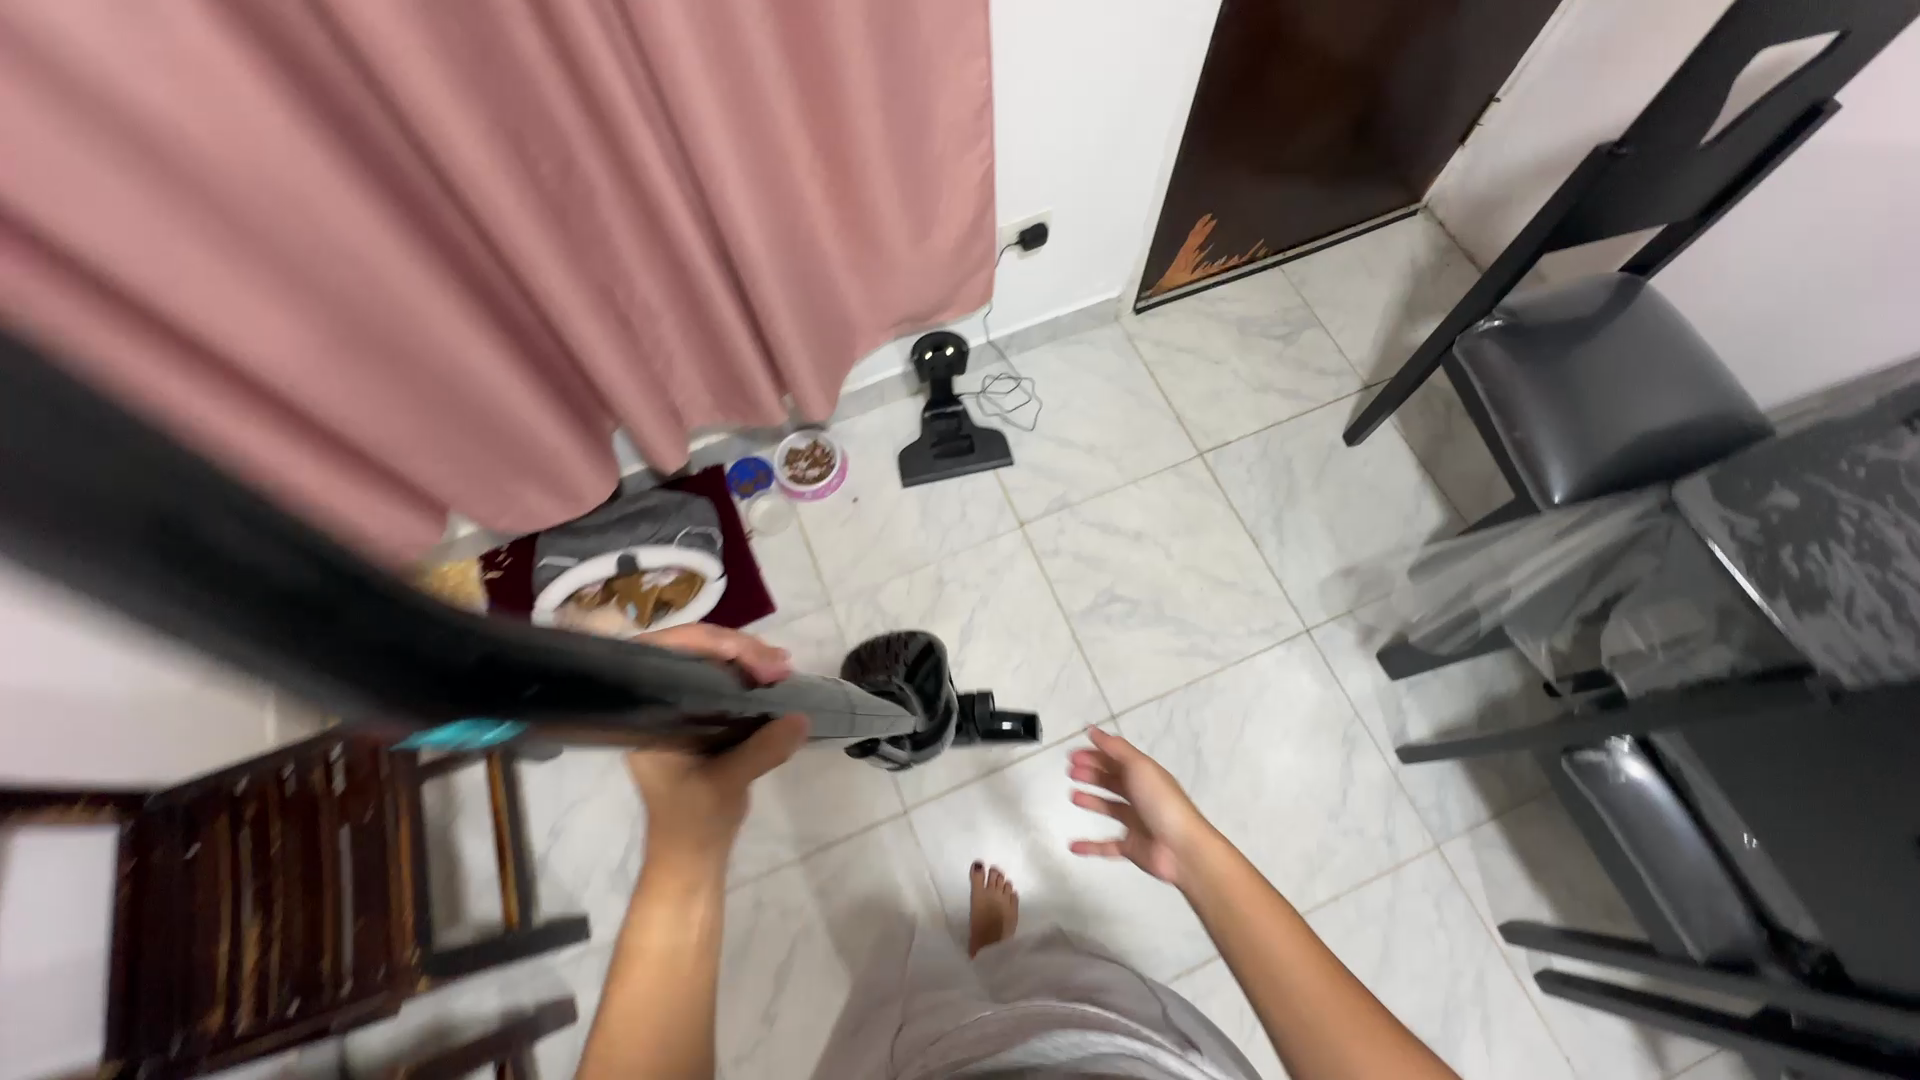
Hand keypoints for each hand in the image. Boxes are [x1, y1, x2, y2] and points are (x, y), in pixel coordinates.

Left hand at [626, 624, 808, 868]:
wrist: (692, 857)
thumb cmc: (694, 823)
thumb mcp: (727, 785)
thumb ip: (762, 750)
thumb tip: (801, 718)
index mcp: (646, 716)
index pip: (666, 655)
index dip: (708, 644)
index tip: (752, 659)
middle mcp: (658, 705)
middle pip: (691, 652)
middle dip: (737, 648)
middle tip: (777, 663)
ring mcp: (680, 710)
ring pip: (710, 663)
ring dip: (747, 658)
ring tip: (782, 666)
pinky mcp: (702, 719)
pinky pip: (723, 682)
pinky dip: (750, 675)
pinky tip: (775, 677)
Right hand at [1067, 727, 1215, 886]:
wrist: (1182, 847)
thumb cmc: (1160, 801)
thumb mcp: (1139, 766)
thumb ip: (1115, 748)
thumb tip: (1092, 730)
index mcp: (1144, 775)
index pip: (1116, 760)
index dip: (1095, 756)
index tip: (1072, 756)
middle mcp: (1140, 796)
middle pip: (1112, 781)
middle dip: (1092, 774)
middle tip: (1071, 772)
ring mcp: (1136, 822)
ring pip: (1110, 808)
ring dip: (1092, 801)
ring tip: (1073, 796)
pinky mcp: (1132, 847)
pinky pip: (1107, 846)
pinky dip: (1091, 846)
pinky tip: (1073, 846)